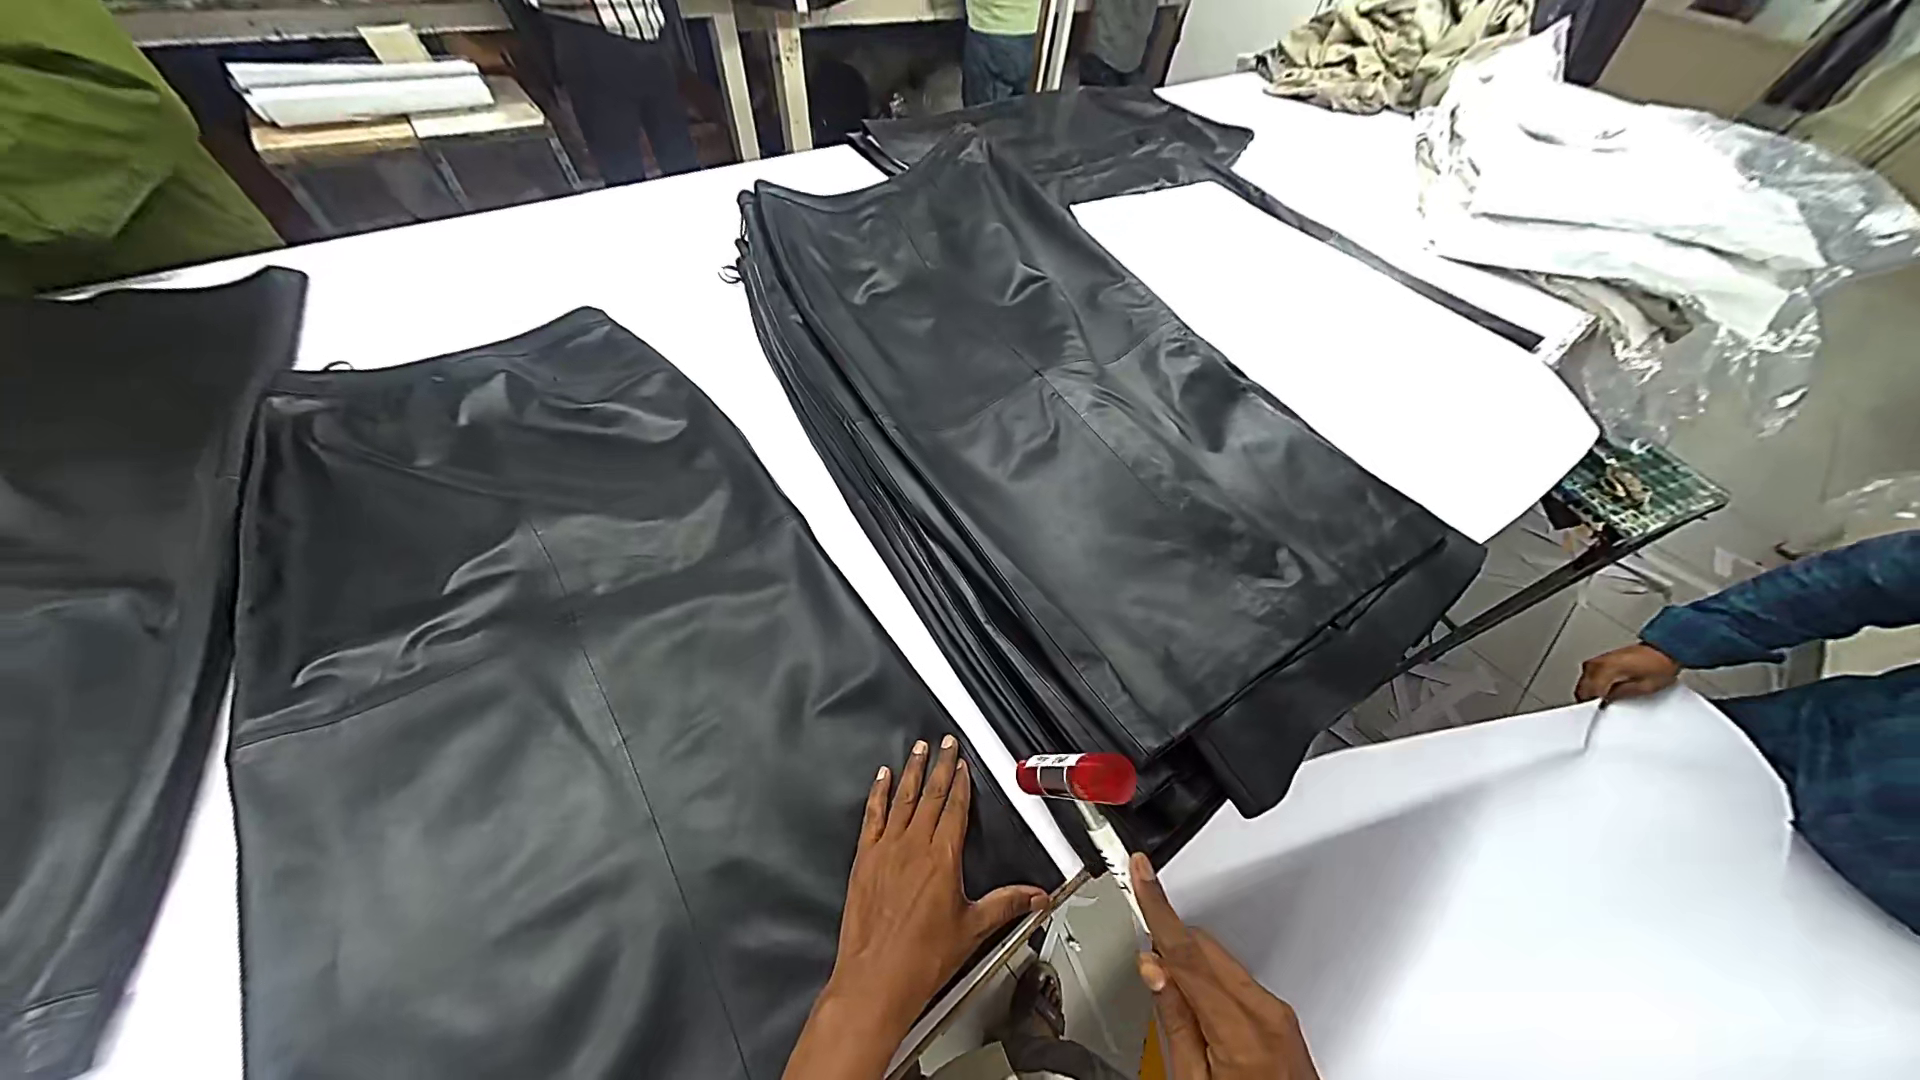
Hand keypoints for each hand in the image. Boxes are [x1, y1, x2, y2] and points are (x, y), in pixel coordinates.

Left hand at [782, 737, 1048, 1079]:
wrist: (876, 979)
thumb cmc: (922, 959)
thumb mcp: (973, 930)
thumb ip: (1006, 904)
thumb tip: (1036, 897)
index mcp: (942, 858)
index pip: (955, 808)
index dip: (960, 783)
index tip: (963, 764)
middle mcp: (914, 846)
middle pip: (931, 794)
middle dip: (941, 764)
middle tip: (945, 742)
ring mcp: (887, 848)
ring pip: (903, 797)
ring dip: (913, 770)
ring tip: (919, 748)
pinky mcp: (865, 857)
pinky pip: (873, 815)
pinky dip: (878, 793)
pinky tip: (882, 777)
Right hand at [1132, 853, 1318, 1079]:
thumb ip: (1174, 1021)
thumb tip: (1152, 968)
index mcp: (1242, 1033)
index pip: (1186, 952)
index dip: (1157, 907)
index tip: (1141, 872)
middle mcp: (1267, 1014)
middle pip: (1202, 948)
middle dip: (1169, 946)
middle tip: (1150, 972)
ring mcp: (1281, 1015)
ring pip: (1217, 958)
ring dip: (1190, 966)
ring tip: (1181, 1008)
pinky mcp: (1283, 1018)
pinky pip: (1236, 978)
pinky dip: (1211, 981)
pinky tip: (1203, 1011)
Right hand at [1574, 642, 1681, 702]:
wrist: (1664, 651)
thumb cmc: (1659, 666)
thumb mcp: (1645, 687)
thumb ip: (1621, 694)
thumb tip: (1607, 700)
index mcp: (1604, 670)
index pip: (1589, 692)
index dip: (1594, 705)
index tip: (1601, 711)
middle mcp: (1594, 664)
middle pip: (1583, 688)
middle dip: (1590, 699)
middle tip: (1604, 708)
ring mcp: (1594, 661)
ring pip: (1583, 683)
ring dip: (1591, 692)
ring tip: (1606, 700)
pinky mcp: (1596, 661)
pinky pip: (1587, 677)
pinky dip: (1593, 685)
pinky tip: (1605, 690)